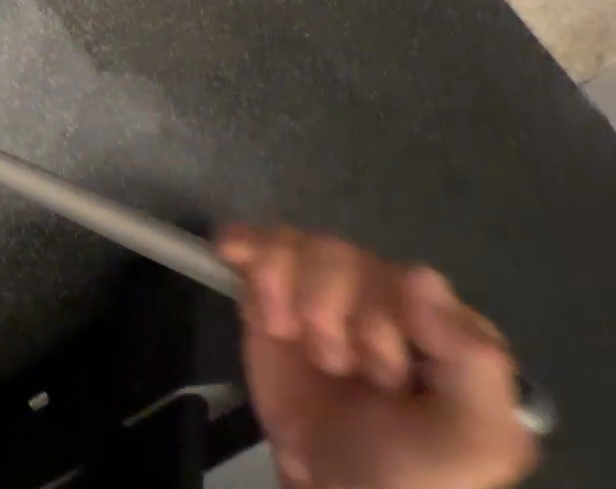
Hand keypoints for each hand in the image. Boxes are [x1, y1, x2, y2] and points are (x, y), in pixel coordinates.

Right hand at [217, 227, 536, 488]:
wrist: (330, 487)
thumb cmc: (410, 468)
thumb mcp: (473, 438)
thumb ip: (474, 363)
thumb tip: (419, 274)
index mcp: (441, 322)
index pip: (402, 278)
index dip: (379, 320)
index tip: (379, 375)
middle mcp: (382, 294)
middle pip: (337, 256)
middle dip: (323, 311)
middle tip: (332, 365)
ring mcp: (319, 288)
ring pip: (291, 244)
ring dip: (276, 288)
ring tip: (283, 332)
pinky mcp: (268, 290)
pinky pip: (250, 241)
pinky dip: (239, 246)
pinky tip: (231, 261)